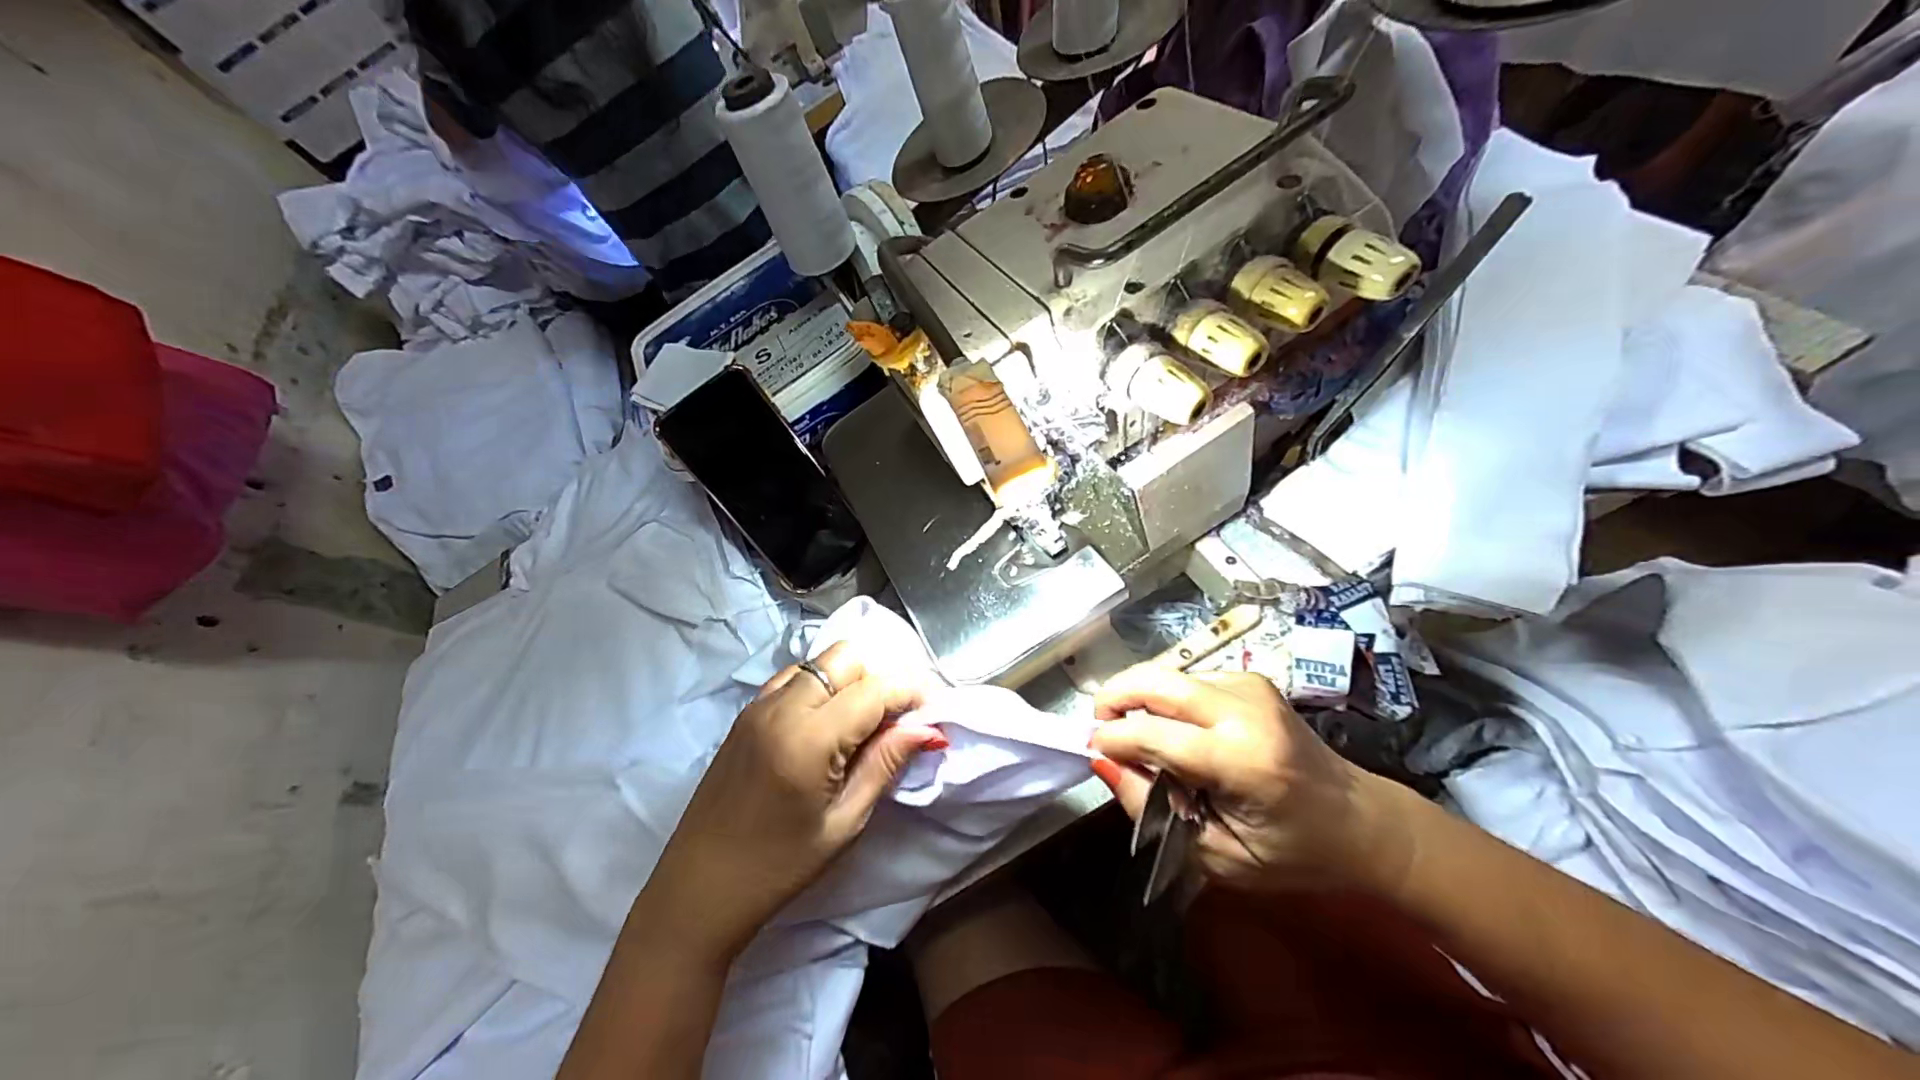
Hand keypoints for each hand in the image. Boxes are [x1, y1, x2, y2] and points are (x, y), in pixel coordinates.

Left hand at [641, 642, 946, 960]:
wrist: (699, 888)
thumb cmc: (779, 866)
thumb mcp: (844, 822)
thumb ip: (885, 764)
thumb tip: (929, 729)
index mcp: (808, 737)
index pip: (874, 689)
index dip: (910, 694)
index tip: (930, 714)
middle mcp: (781, 707)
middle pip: (845, 658)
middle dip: (878, 680)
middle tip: (894, 721)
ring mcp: (757, 706)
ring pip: (819, 662)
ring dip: (849, 680)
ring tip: (861, 725)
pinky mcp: (745, 714)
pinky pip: (793, 677)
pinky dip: (819, 686)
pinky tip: (825, 725)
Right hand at [1089, 665, 1415, 894]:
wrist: (1361, 819)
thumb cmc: (1292, 852)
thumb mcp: (1216, 855)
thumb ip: (1151, 806)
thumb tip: (1103, 762)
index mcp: (1242, 760)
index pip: (1152, 733)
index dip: (1111, 739)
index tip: (1094, 752)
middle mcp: (1244, 709)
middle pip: (1154, 680)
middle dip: (1114, 697)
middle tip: (1101, 727)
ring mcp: (1249, 686)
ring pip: (1166, 674)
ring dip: (1139, 698)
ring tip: (1140, 736)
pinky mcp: (1250, 678)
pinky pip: (1187, 678)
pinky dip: (1166, 699)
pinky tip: (1176, 730)